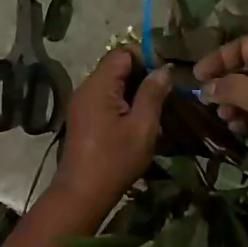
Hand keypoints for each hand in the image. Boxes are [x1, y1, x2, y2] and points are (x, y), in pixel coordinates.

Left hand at [53, 49, 169, 207]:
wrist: (82, 193)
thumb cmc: (115, 160)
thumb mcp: (142, 126)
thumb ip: (152, 94)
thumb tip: (163, 70)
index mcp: (99, 85)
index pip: (122, 53)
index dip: (146, 58)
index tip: (165, 77)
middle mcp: (86, 88)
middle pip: (116, 67)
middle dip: (142, 76)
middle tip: (164, 94)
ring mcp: (82, 103)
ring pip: (112, 84)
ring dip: (134, 91)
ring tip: (154, 109)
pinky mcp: (83, 118)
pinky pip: (105, 99)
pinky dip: (123, 103)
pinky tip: (137, 121)